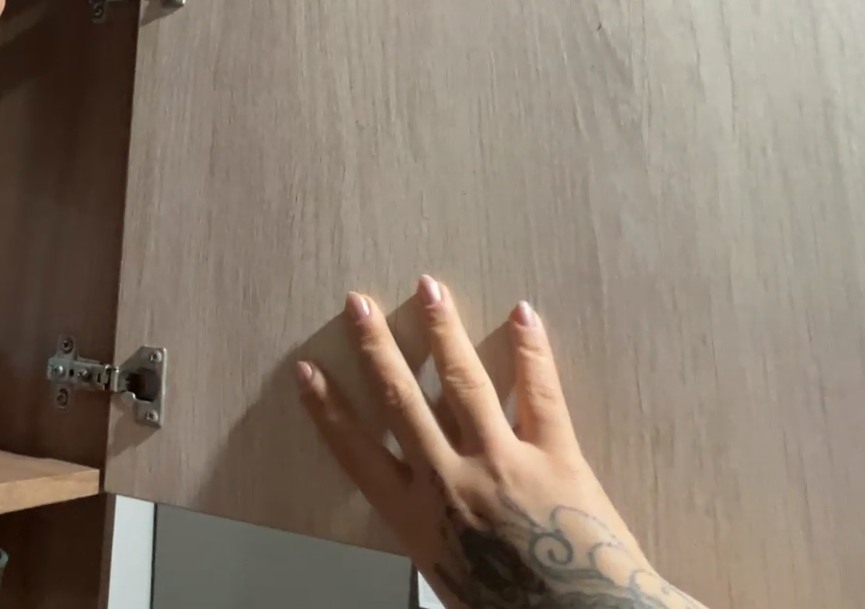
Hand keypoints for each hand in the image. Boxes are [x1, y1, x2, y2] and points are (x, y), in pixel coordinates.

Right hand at [297, 278, 706, 608]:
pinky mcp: (557, 459)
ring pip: (462, 383)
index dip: (327, 407)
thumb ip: (430, 531)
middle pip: (402, 399)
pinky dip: (531, 353)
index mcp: (416, 515)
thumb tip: (421, 498)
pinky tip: (523, 313)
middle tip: (359, 303)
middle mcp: (448, 480)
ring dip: (442, 331)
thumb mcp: (448, 577)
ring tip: (429, 287)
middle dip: (377, 347)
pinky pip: (540, 396)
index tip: (307, 370)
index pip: (355, 451)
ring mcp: (501, 463)